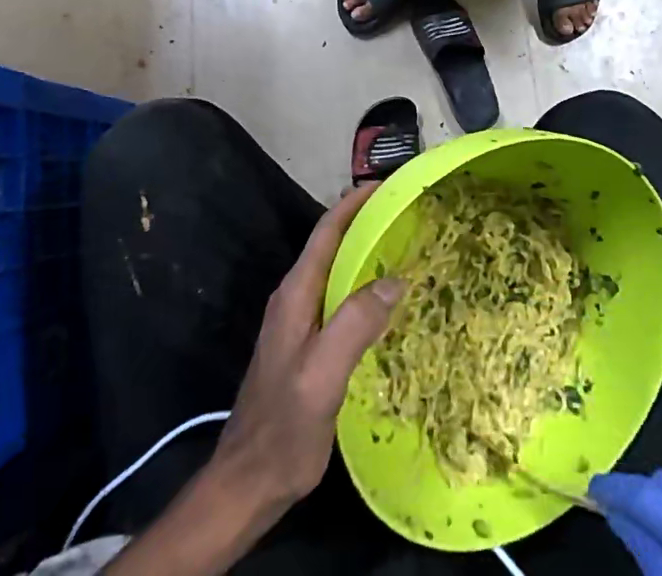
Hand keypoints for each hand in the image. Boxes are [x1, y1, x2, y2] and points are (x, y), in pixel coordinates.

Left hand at [104, 184, 402, 575]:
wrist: (251, 476)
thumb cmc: (284, 427)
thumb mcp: (322, 376)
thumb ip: (353, 325)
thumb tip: (393, 280)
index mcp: (295, 296)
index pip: (326, 234)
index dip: (353, 205)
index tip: (388, 185)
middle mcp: (296, 300)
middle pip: (332, 246)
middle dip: (365, 222)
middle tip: (410, 213)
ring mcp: (300, 323)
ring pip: (337, 273)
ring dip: (366, 253)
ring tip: (408, 246)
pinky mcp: (309, 345)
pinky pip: (340, 300)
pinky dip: (364, 287)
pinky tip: (389, 301)